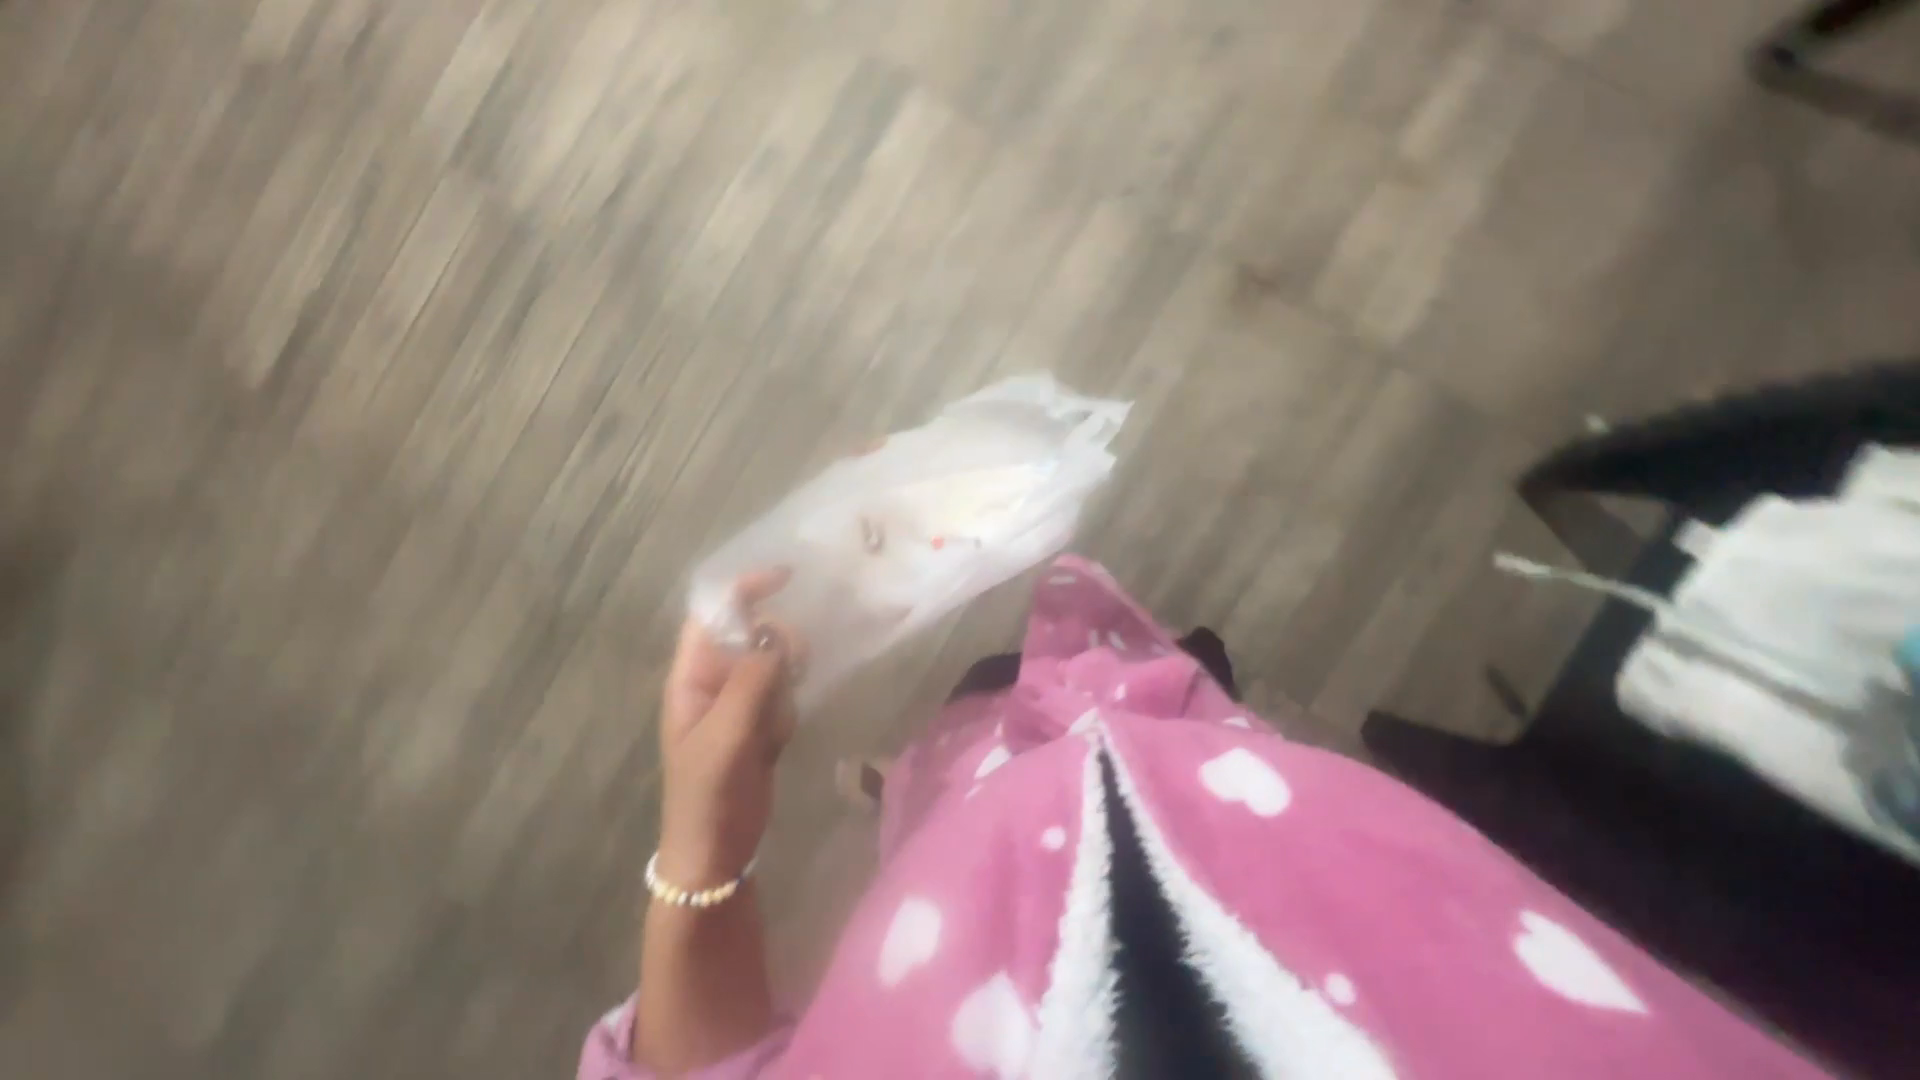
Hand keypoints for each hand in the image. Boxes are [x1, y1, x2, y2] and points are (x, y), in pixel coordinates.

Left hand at [657, 568, 802, 887]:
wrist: (716, 852)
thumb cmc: (708, 793)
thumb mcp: (727, 735)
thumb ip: (751, 681)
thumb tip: (777, 637)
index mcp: (691, 676)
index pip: (715, 614)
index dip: (745, 588)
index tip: (787, 577)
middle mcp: (714, 682)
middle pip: (753, 634)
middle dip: (776, 646)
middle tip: (790, 671)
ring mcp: (738, 704)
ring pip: (774, 665)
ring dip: (784, 686)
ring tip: (775, 725)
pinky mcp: (759, 725)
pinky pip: (784, 696)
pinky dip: (787, 713)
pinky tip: (777, 743)